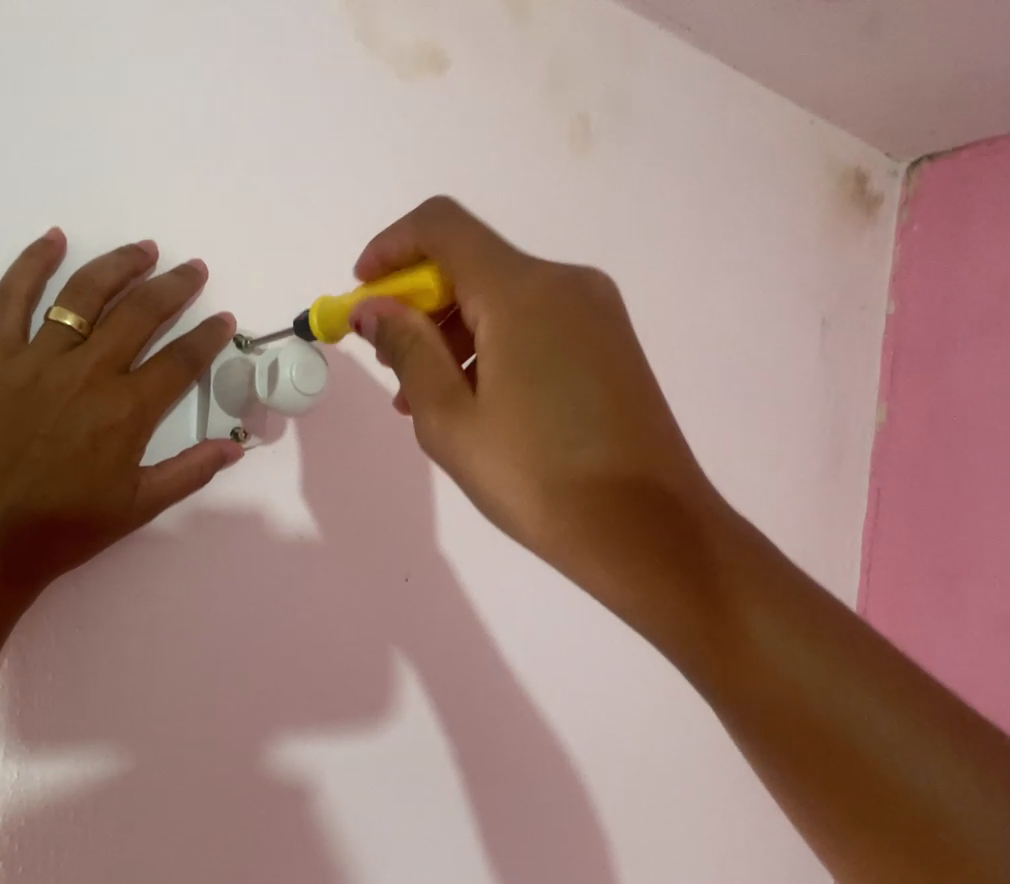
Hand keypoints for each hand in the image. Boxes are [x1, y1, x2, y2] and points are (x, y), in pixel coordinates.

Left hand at [0, 229, 242, 603]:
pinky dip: (32, 263)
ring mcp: (37, 360)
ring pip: (84, 295)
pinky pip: (12, 298)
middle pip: (140, 313)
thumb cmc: (66, 529)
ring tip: (143, 249)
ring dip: (119, 265)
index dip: (208, 336)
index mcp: (127, 411)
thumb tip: (236, 448)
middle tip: (193, 271)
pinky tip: (54, 238)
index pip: (181, 360)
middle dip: (175, 287)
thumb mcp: (139, 507)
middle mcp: (88, 373)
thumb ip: (189, 472)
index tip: (224, 320)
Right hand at [350, 197, 721, 612]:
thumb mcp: (449, 420)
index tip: (362, 295)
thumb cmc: (535, 478)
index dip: (390, 248)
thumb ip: (407, 350)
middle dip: (418, 306)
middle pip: (471, 264)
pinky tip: (477, 405)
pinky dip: (492, 348)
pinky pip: (534, 324)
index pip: (442, 227)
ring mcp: (595, 313)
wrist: (647, 531)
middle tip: (392, 370)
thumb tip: (374, 308)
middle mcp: (565, 283)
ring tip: (427, 403)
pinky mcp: (609, 344)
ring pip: (502, 299)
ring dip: (452, 335)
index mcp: (522, 291)